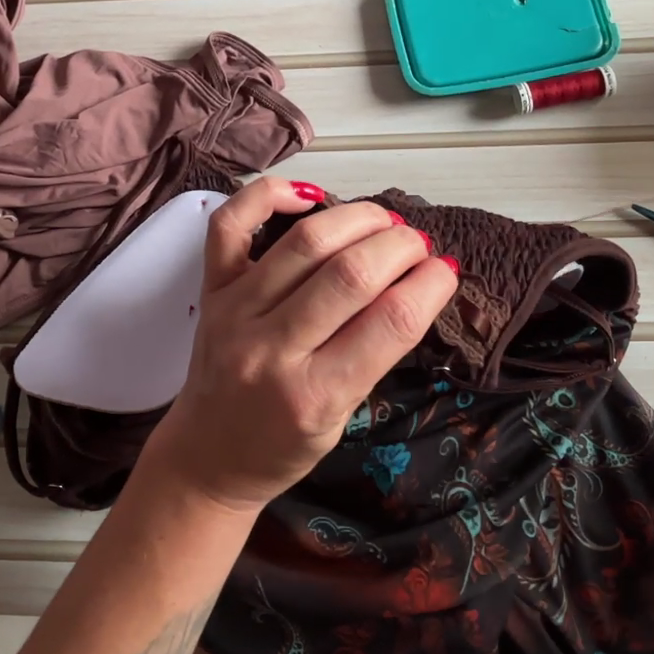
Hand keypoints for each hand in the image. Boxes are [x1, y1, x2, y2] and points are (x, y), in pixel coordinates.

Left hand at [139, 177, 459, 512]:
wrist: (208, 458)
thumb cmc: (282, 447)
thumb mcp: (342, 420)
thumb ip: (374, 354)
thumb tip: (418, 281)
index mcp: (314, 397)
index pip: (390, 323)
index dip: (430, 284)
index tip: (445, 270)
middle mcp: (271, 350)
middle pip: (350, 274)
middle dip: (400, 246)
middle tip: (418, 244)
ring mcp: (234, 312)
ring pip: (304, 241)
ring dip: (357, 218)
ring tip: (383, 222)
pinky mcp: (210, 289)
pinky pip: (231, 224)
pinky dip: (269, 195)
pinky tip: (309, 196)